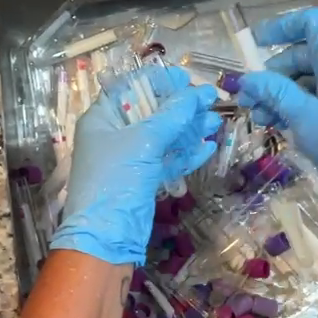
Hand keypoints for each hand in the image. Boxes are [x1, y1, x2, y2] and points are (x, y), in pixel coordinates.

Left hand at [51, 66, 220, 265]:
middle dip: (181, 106)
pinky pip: (166, 160)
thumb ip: (172, 115)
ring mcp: (128, 159)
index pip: (130, 88)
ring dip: (189, 129)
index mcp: (102, 118)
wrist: (106, 239)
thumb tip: (199, 93)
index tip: (187, 79)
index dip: (159, 81)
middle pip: (150, 111)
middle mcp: (113, 134)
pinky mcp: (142, 180)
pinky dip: (185, 154)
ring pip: (162, 136)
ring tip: (216, 123)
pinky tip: (207, 147)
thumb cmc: (116, 181)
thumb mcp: (143, 142)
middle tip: (210, 101)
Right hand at [233, 8, 317, 256]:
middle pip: (309, 54)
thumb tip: (247, 79)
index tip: (254, 43)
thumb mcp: (305, 119)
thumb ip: (275, 93)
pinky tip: (283, 126)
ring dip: (285, 94)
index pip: (313, 23)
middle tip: (249, 102)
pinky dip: (304, 105)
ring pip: (316, 79)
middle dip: (275, 75)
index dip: (281, 27)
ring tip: (261, 120)